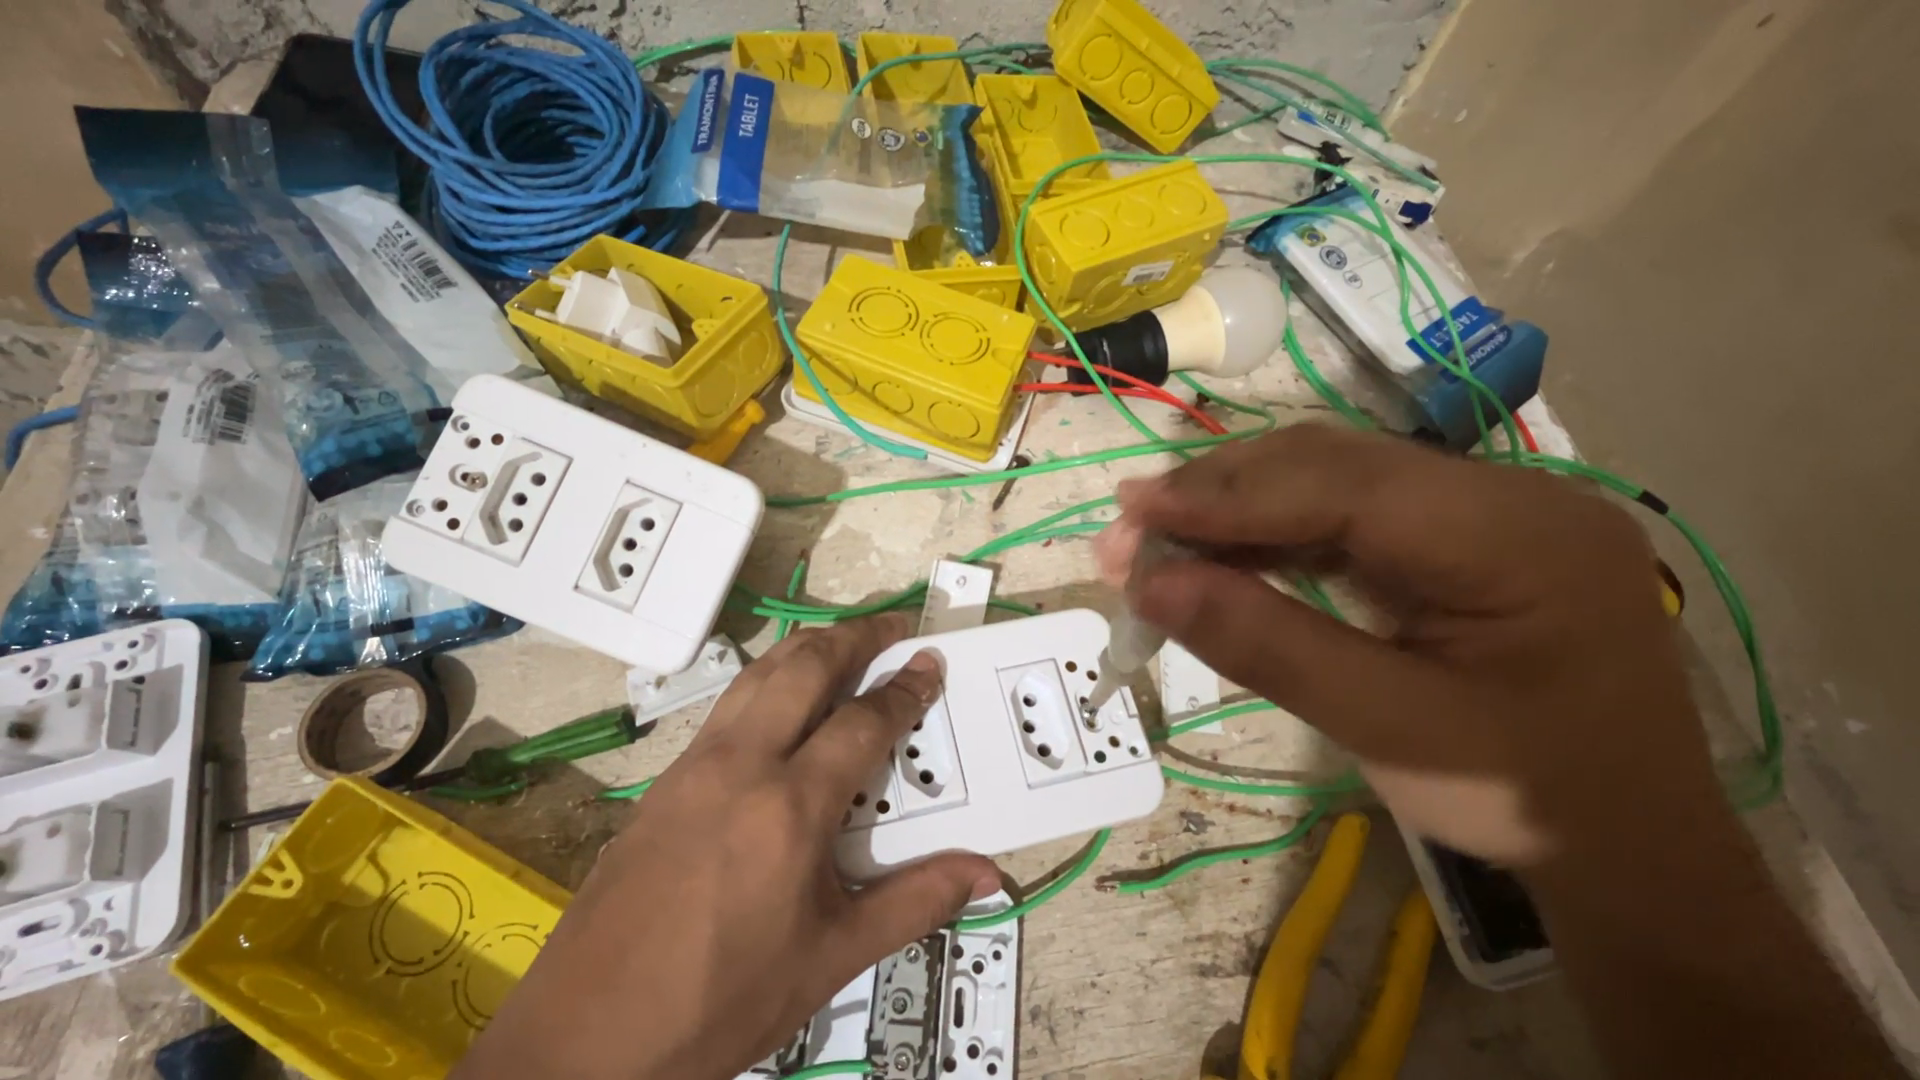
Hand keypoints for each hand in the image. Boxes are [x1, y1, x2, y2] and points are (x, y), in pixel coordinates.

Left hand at [456, 615, 1000, 1079]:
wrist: (586, 1038)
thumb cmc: (722, 1000)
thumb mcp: (831, 959)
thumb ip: (913, 902)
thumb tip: (985, 873)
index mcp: (790, 807)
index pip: (861, 722)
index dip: (904, 688)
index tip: (931, 662)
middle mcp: (740, 766)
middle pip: (803, 668)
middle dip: (854, 637)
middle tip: (894, 626)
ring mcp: (692, 768)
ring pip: (756, 676)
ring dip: (806, 648)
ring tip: (843, 643)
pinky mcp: (661, 784)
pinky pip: (725, 708)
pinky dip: (766, 682)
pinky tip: (780, 706)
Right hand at [1095, 424, 1725, 865]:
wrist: (1630, 847)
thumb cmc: (1520, 798)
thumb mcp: (1386, 728)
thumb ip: (1267, 645)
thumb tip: (1149, 582)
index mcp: (1520, 536)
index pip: (1348, 487)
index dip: (1230, 495)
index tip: (1133, 510)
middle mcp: (1511, 496)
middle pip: (1339, 466)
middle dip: (1224, 494)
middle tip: (1129, 529)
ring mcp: (1491, 512)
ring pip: (1339, 481)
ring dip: (1242, 508)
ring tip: (1159, 538)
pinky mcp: (1465, 538)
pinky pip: (1355, 516)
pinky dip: (1279, 532)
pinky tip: (1224, 552)